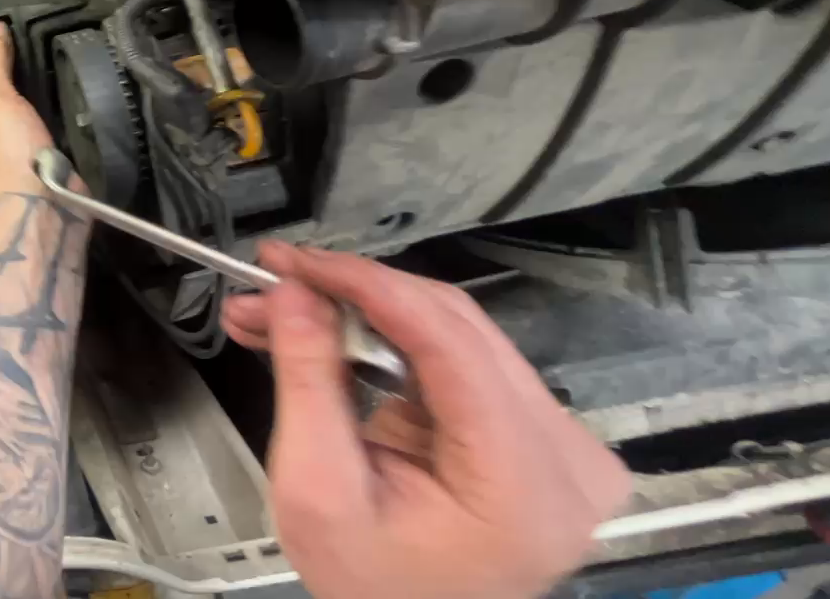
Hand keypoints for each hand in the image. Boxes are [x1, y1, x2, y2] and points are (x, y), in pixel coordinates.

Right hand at [222, 243, 631, 598]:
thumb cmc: (366, 583)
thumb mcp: (317, 488)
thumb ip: (308, 381)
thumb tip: (293, 291)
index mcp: (525, 482)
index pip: (447, 340)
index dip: (363, 284)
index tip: (287, 262)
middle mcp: (564, 452)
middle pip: (448, 324)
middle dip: (344, 294)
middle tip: (265, 285)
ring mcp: (554, 441)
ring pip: (442, 328)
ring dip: (351, 310)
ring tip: (271, 312)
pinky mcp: (527, 432)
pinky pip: (443, 354)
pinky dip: (373, 336)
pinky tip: (316, 333)